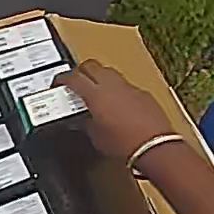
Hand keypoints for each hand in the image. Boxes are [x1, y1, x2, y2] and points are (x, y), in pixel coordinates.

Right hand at [54, 60, 179, 167]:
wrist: (155, 147)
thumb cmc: (126, 145)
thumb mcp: (96, 137)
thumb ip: (86, 124)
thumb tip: (84, 121)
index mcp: (96, 94)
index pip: (73, 77)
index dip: (62, 79)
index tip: (59, 84)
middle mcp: (112, 85)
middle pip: (91, 65)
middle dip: (80, 71)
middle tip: (75, 82)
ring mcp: (129, 87)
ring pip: (109, 71)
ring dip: (99, 77)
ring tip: (94, 91)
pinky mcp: (143, 93)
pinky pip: (125, 84)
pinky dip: (116, 89)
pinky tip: (116, 103)